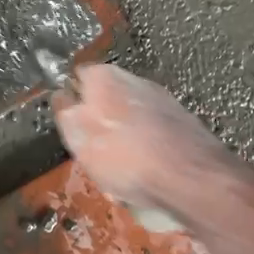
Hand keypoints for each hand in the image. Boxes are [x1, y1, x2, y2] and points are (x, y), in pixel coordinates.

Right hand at [53, 63, 231, 215]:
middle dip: (103, 123)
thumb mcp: (76, 135)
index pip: (78, 76)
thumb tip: (61, 94)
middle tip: (99, 154)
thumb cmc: (123, 155)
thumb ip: (63, 110)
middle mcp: (134, 78)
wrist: (192, 179)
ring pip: (134, 119)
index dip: (73, 100)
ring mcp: (164, 100)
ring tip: (127, 173)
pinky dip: (153, 152)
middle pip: (108, 99)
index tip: (73, 125)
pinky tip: (153, 176)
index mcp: (102, 75)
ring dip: (128, 139)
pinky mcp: (187, 124)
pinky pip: (158, 136)